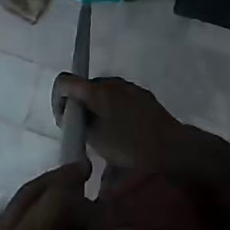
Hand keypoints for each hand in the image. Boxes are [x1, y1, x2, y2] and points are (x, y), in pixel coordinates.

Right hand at [51, 74, 223, 173]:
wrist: (171, 147)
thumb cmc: (130, 146)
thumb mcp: (97, 142)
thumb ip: (80, 128)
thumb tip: (72, 122)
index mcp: (96, 91)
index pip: (64, 81)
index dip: (57, 99)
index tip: (64, 121)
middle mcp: (111, 82)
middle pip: (83, 88)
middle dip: (78, 107)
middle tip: (83, 133)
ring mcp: (128, 87)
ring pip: (102, 94)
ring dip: (97, 110)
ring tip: (104, 136)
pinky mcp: (142, 95)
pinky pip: (119, 98)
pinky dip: (113, 111)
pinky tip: (123, 133)